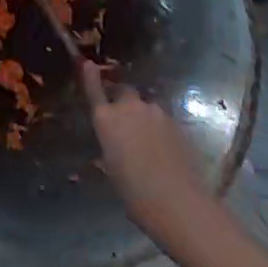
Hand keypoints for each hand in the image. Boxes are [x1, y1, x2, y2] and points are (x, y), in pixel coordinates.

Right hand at [81, 61, 213, 236]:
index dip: (90, 76)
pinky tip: (163, 149)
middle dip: (121, 99)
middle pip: (124, 92)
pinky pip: (161, 119)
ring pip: (145, 106)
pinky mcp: (176, 122)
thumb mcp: (112, 168)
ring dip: (142, 116)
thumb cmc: (134, 193)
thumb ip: (111, 145)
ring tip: (146, 140)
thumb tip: (116, 142)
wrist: (178, 202)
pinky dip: (158, 127)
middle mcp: (130, 108)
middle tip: (123, 119)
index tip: (89, 64)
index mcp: (106, 119)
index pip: (94, 90)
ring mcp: (156, 113)